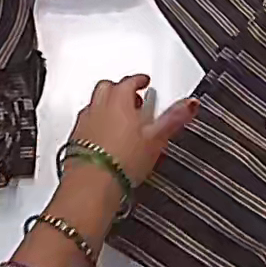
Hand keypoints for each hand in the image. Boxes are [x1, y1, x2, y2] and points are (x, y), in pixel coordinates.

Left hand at [11, 75, 197, 266]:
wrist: (91, 186)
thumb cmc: (121, 162)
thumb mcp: (157, 139)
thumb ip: (174, 118)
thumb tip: (191, 104)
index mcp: (118, 101)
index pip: (129, 82)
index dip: (138, 80)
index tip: (143, 81)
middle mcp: (98, 108)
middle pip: (107, 87)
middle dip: (119, 89)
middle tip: (131, 96)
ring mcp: (84, 124)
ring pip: (94, 104)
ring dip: (105, 105)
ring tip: (119, 117)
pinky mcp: (74, 142)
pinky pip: (85, 124)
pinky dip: (95, 124)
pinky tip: (103, 138)